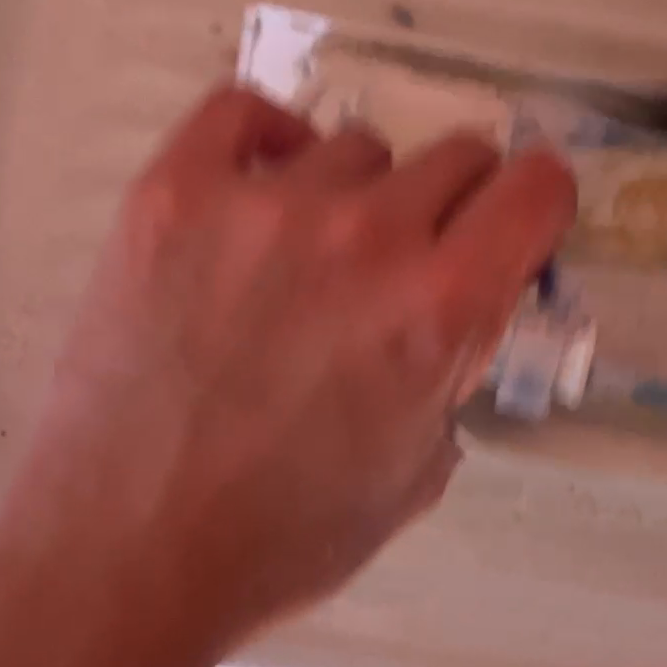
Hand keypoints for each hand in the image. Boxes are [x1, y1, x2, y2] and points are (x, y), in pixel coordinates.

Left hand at [8, 86, 574, 641]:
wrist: (127, 554)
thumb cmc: (288, 536)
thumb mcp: (421, 467)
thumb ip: (457, 365)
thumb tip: (458, 306)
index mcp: (441, 308)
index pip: (536, 191)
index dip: (539, 206)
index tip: (515, 230)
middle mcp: (368, 237)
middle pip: (458, 154)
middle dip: (460, 203)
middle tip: (418, 257)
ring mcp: (265, 205)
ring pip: (357, 146)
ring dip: (362, 195)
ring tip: (314, 257)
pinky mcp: (172, 195)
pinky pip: (242, 112)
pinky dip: (269, 140)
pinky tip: (262, 189)